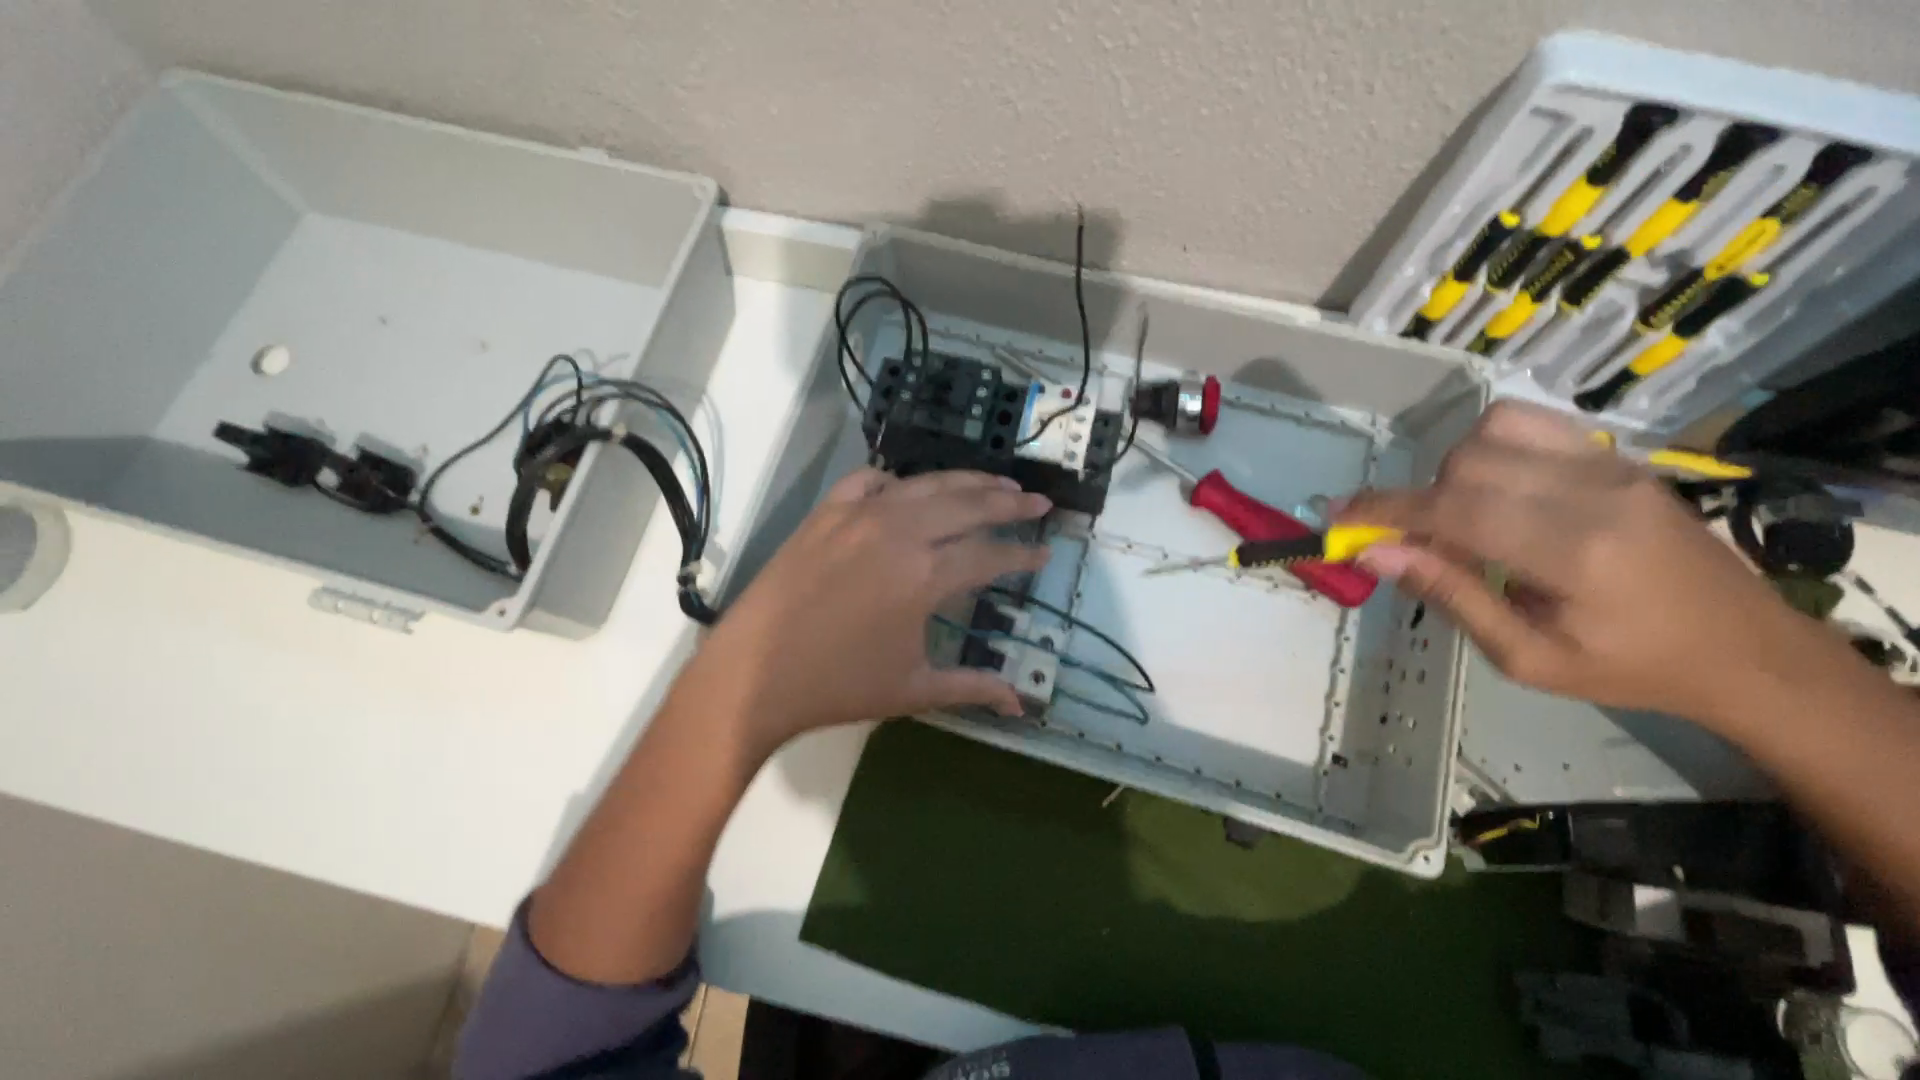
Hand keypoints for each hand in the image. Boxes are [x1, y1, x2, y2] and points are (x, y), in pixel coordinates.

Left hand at [681, 468, 1052, 754]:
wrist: (754, 673)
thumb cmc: (838, 686)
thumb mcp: (912, 690)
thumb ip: (972, 687)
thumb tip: (1021, 704)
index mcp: (924, 576)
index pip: (989, 555)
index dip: (1023, 554)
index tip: (1047, 551)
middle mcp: (899, 532)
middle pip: (967, 504)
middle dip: (1009, 503)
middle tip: (1039, 502)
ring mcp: (859, 515)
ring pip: (925, 484)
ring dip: (966, 481)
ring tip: (996, 484)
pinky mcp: (826, 513)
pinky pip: (870, 481)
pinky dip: (897, 481)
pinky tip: (910, 488)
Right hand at [1340, 402, 1827, 721]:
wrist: (1744, 647)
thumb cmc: (1631, 668)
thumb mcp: (1529, 658)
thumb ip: (1450, 595)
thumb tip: (1375, 552)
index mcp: (1572, 553)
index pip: (1454, 509)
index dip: (1385, 508)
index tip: (1338, 516)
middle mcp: (1592, 492)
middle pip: (1467, 463)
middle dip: (1423, 499)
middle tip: (1424, 545)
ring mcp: (1611, 465)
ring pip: (1494, 430)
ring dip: (1457, 469)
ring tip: (1467, 516)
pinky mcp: (1620, 456)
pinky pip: (1534, 424)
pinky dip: (1493, 448)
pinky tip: (1500, 489)